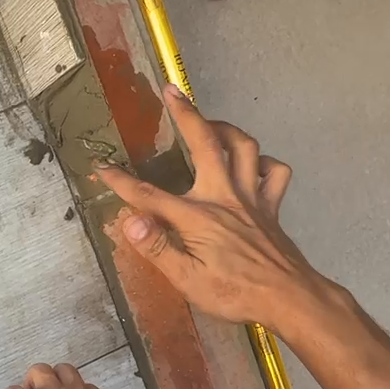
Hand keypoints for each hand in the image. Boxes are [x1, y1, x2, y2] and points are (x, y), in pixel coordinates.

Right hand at [95, 86, 338, 334]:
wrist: (288, 297)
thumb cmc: (233, 293)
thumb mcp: (187, 280)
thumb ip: (157, 248)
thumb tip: (130, 222)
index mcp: (197, 217)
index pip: (150, 196)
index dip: (122, 182)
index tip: (102, 168)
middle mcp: (225, 197)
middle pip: (206, 144)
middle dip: (186, 115)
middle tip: (172, 91)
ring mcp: (252, 199)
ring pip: (245, 147)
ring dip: (226, 129)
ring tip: (211, 123)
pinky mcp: (271, 208)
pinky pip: (274, 173)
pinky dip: (264, 163)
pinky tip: (253, 166)